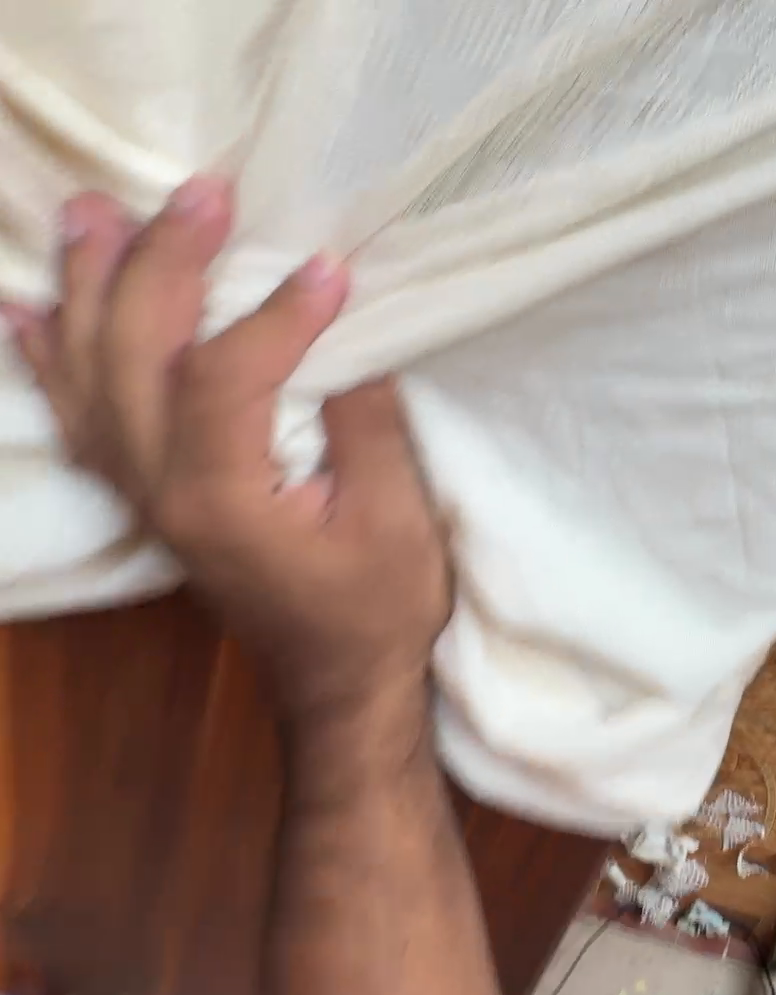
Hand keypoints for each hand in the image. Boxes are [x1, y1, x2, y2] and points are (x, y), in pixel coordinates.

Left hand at [2, 177, 449, 734]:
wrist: (339, 676)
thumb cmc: (380, 606)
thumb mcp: (396, 522)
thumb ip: (364, 430)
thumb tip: (351, 349)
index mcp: (222, 496)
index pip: (225, 376)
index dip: (276, 313)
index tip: (333, 269)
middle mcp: (159, 487)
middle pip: (134, 353)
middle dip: (164, 264)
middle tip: (201, 195)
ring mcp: (144, 493)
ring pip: (90, 372)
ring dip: (90, 285)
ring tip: (94, 212)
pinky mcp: (152, 499)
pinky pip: (83, 416)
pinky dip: (54, 357)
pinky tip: (36, 311)